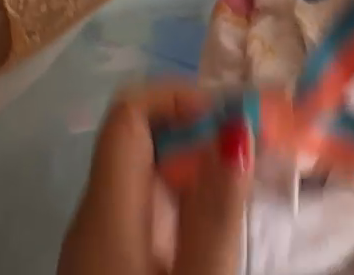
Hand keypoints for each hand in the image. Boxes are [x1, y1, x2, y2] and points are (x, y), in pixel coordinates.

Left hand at [58, 83, 252, 274]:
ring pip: (148, 171)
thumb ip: (218, 210)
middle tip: (260, 137)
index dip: (179, 96)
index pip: (129, 111)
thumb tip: (239, 130)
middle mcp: (93, 214)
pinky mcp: (109, 259)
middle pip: (142, 138)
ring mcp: (98, 239)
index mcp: (105, 211)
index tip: (231, 115)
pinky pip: (148, 203)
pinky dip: (187, 194)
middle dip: (202, 127)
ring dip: (199, 161)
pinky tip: (222, 216)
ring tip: (253, 172)